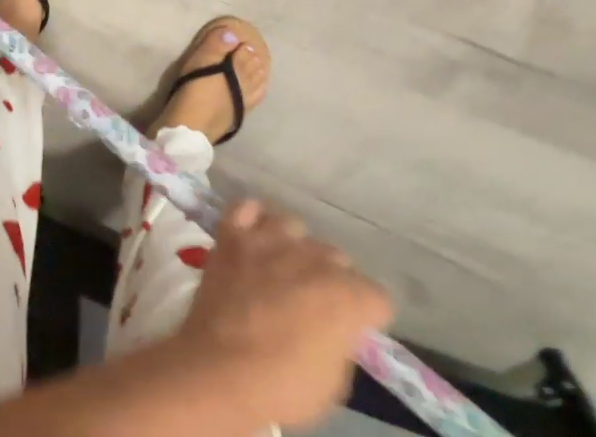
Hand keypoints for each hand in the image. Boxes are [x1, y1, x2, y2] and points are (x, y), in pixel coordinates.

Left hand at [175, 200, 393, 429]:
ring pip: (292, 226)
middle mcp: (312, 260)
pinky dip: (250, 218)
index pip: (376, 296)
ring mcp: (268, 242)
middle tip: (311, 304)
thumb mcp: (335, 381)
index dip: (366, 315)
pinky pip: (245, 208)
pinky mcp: (231, 237)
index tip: (351, 328)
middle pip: (335, 258)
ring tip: (280, 269)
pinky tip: (252, 236)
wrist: (218, 372)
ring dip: (292, 246)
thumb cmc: (282, 387)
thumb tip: (334, 329)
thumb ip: (341, 342)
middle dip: (330, 279)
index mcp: (348, 297)